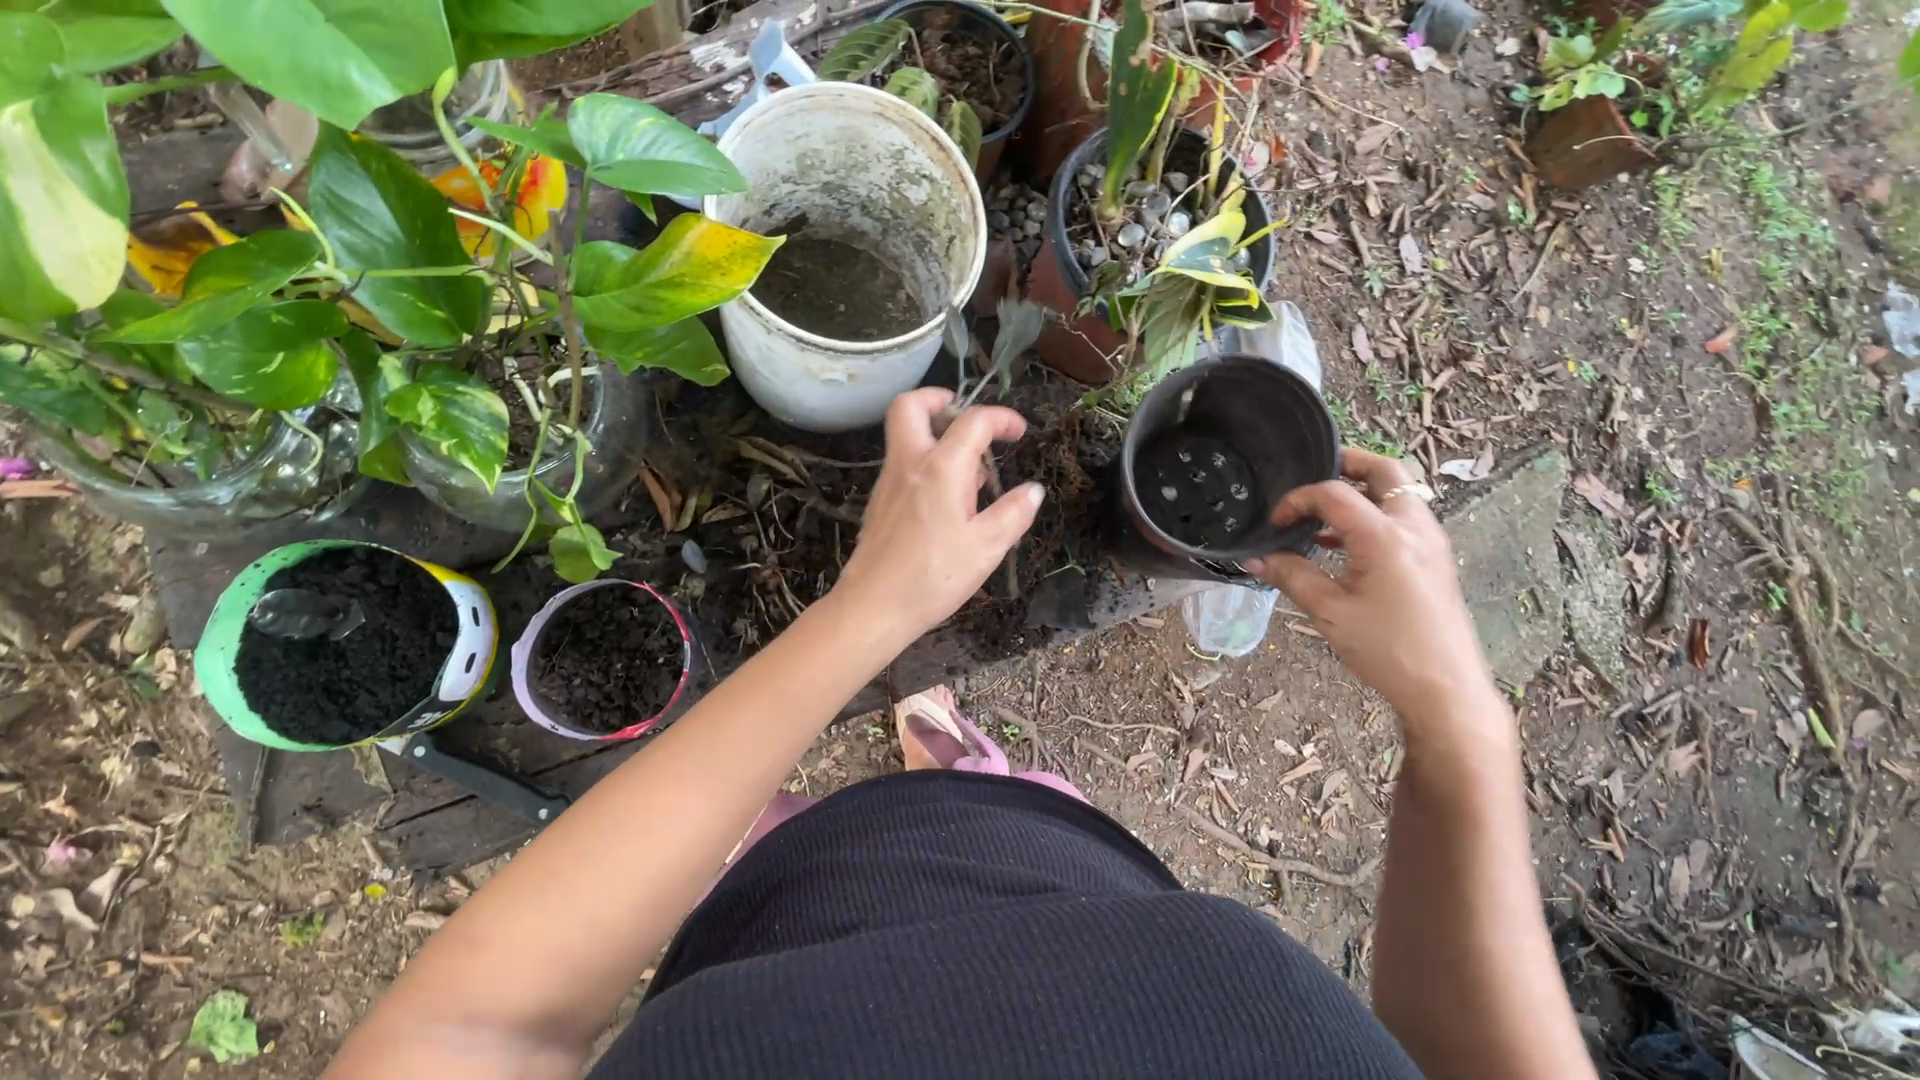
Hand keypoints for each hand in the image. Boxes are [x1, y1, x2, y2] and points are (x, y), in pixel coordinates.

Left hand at [832, 388, 1044, 639]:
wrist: (873, 606)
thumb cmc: (933, 577)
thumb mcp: (986, 548)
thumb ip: (1013, 514)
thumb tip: (1033, 490)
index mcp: (941, 468)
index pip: (973, 421)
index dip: (1001, 418)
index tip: (1019, 432)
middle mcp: (909, 463)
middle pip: (911, 406)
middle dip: (939, 399)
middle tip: (967, 417)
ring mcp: (888, 482)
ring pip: (903, 434)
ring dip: (934, 433)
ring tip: (968, 471)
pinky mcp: (879, 502)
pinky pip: (902, 463)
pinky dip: (924, 462)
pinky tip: (946, 500)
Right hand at [1243, 449, 1499, 732]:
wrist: (1445, 688)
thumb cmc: (1385, 649)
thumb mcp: (1329, 611)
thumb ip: (1291, 576)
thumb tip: (1255, 559)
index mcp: (1384, 536)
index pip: (1334, 494)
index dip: (1298, 500)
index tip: (1276, 522)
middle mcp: (1414, 527)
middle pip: (1385, 470)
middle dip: (1347, 464)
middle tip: (1314, 473)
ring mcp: (1431, 541)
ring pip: (1399, 492)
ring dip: (1362, 491)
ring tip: (1325, 514)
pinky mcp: (1435, 559)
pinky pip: (1405, 517)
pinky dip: (1375, 514)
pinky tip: (1345, 544)